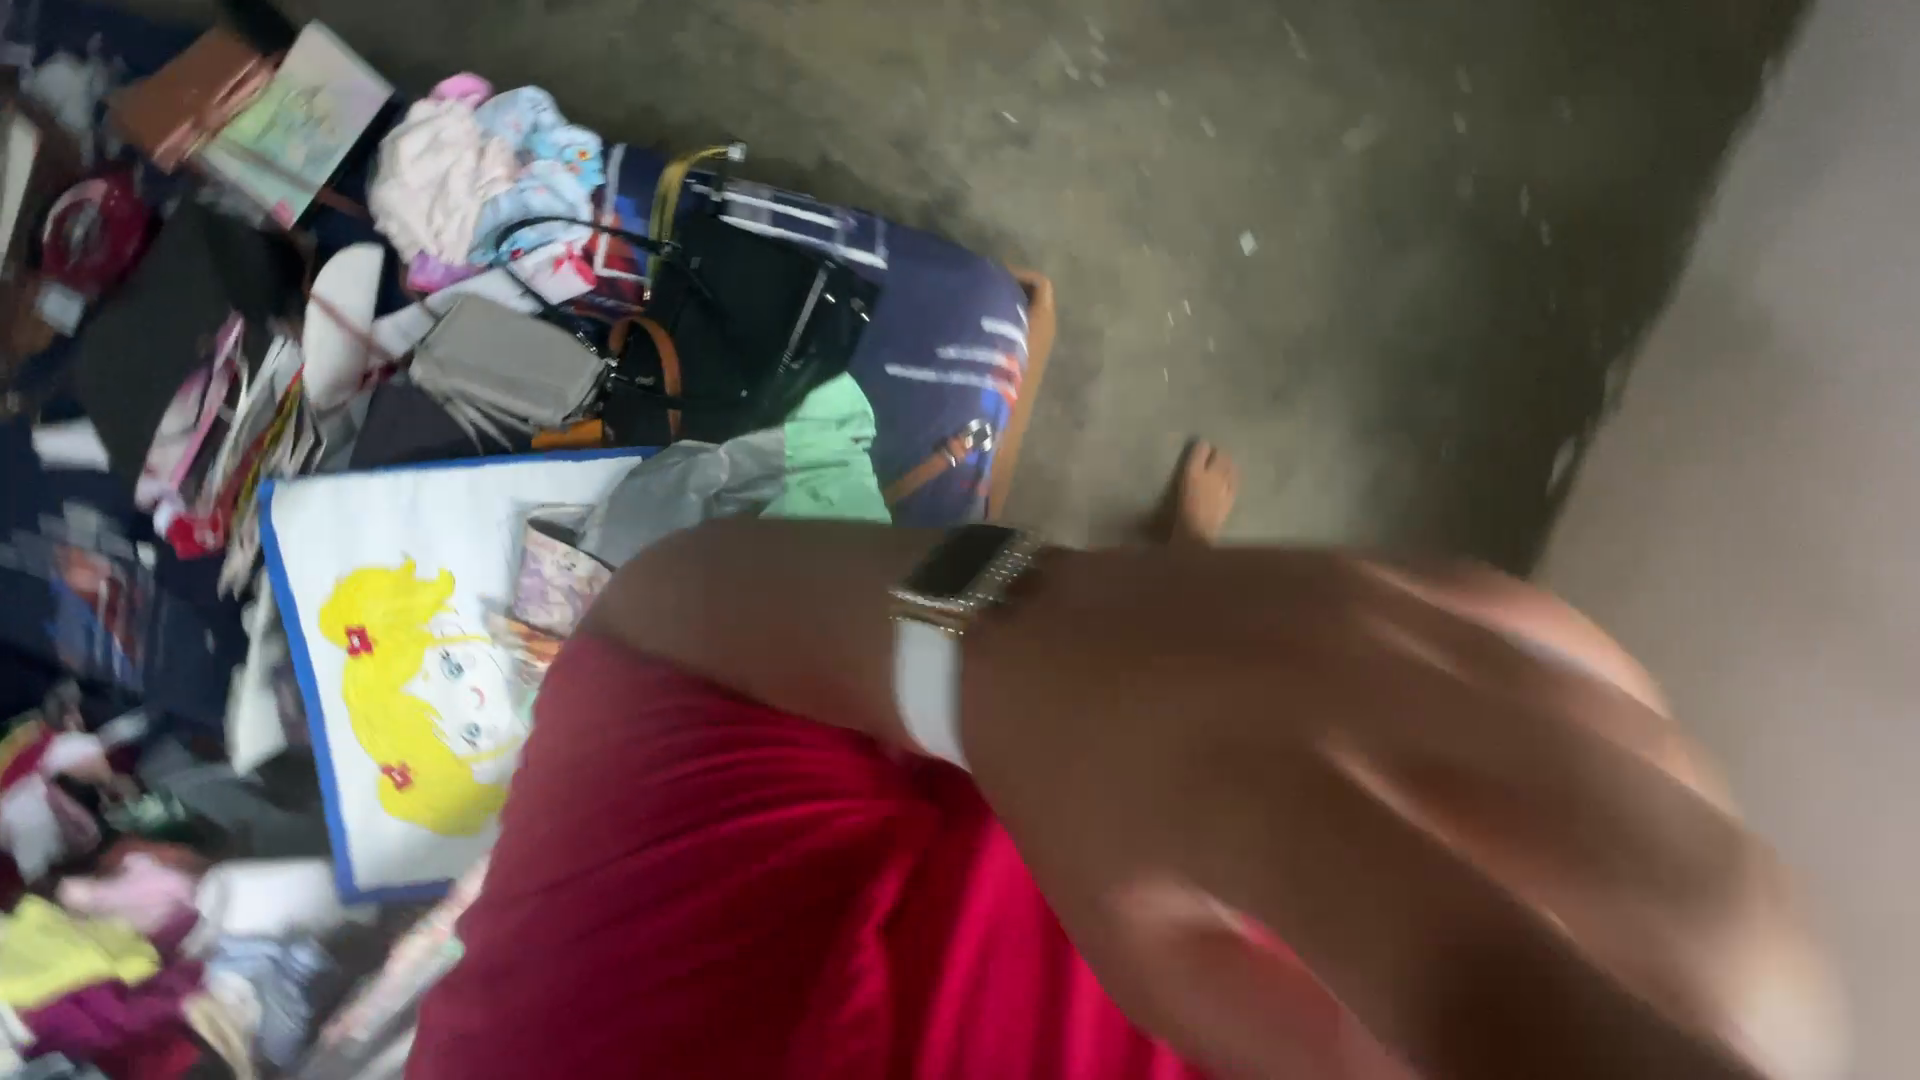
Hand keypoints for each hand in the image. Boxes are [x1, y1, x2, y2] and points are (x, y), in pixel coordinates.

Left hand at [960, 547, 1841, 1079]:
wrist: (1024, 632)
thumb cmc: (1067, 798)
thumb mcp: (1143, 959)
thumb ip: (1296, 1051)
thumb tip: (1446, 1074)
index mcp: (1261, 812)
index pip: (1486, 968)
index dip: (1618, 1065)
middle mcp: (1344, 698)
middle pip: (1641, 846)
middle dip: (1727, 976)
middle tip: (1688, 1033)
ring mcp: (1373, 612)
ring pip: (1630, 740)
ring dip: (1692, 857)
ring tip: (1656, 925)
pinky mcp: (1375, 567)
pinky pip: (1560, 639)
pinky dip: (1622, 728)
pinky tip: (1594, 779)